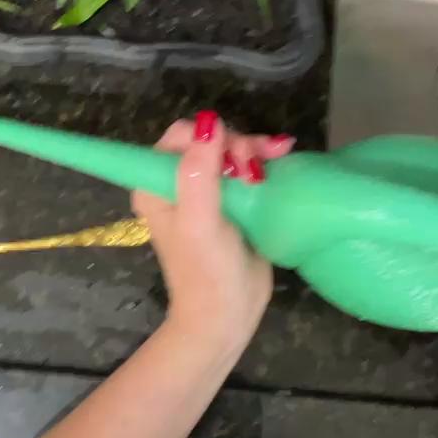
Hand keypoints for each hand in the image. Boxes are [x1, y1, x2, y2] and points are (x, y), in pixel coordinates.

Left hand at [132, 112, 291, 342]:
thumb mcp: (199, 221)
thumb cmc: (207, 271)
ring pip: (231, 149)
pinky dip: (264, 160)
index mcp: (155, 184)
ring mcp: (207, 191)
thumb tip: (209, 122)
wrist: (228, 315)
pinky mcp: (233, 200)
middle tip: (253, 172)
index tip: (232, 162)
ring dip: (254, 151)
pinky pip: (247, 166)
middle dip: (236, 145)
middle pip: (209, 139)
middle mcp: (177, 182)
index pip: (180, 136)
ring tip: (271, 166)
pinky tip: (282, 156)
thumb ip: (198, 172)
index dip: (208, 139)